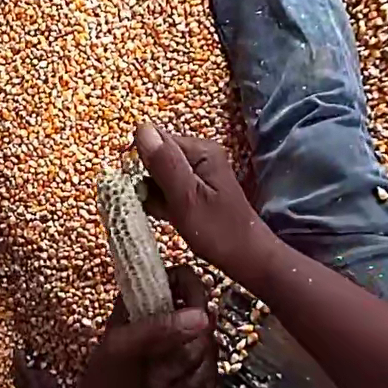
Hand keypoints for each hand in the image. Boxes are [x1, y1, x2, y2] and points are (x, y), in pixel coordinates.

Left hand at [67, 267, 216, 387]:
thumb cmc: (106, 376)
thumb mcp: (122, 348)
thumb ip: (157, 329)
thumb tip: (202, 316)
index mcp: (147, 298)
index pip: (184, 277)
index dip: (195, 294)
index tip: (196, 320)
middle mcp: (170, 314)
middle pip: (204, 318)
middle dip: (184, 353)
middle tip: (157, 369)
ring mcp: (186, 341)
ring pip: (211, 348)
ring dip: (187, 375)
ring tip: (159, 386)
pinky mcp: (198, 367)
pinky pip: (214, 372)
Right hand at [133, 124, 279, 283]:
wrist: (246, 258)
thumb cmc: (218, 232)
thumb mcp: (186, 198)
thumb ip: (164, 164)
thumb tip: (141, 129)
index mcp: (200, 151)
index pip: (155, 140)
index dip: (141, 163)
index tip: (141, 190)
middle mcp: (199, 155)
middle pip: (155, 157)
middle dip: (146, 181)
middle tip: (157, 206)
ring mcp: (197, 173)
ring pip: (158, 175)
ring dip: (152, 194)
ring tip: (165, 213)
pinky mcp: (194, 189)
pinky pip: (166, 189)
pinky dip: (161, 202)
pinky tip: (168, 217)